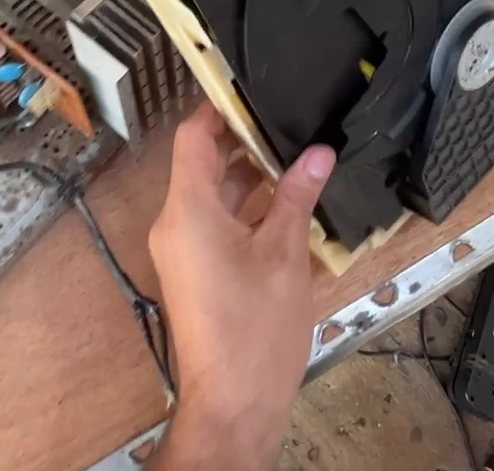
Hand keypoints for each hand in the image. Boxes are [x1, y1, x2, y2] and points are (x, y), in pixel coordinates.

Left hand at [147, 105, 334, 470]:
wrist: (233, 403)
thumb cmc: (254, 329)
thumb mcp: (284, 252)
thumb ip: (297, 195)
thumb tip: (318, 155)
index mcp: (188, 211)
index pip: (192, 137)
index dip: (217, 109)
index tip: (246, 90)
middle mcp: (175, 224)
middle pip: (202, 162)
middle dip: (243, 142)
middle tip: (284, 123)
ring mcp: (181, 248)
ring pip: (210, 193)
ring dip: (247, 175)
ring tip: (292, 158)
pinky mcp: (192, 269)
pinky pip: (213, 220)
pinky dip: (243, 206)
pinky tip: (283, 202)